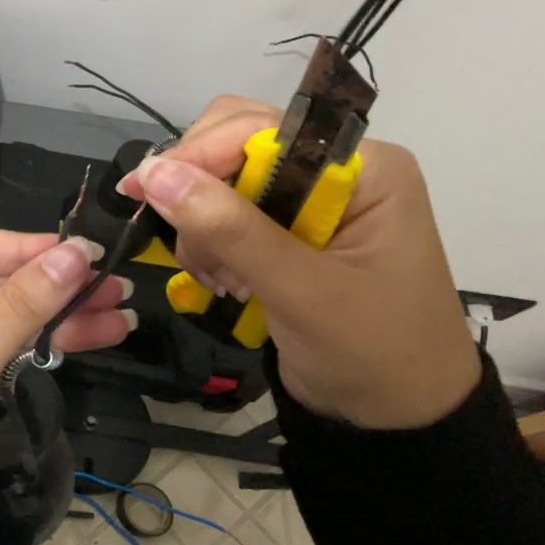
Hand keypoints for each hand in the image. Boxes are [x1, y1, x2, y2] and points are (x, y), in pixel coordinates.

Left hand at [0, 230, 135, 531]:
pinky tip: (92, 334)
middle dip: (52, 285)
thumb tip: (73, 256)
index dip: (29, 248)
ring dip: (57, 314)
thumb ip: (18, 310)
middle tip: (117, 285)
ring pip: (3, 311)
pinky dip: (42, 340)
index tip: (87, 251)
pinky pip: (2, 341)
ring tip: (120, 312)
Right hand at [119, 96, 480, 429]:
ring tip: (218, 277)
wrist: (400, 415)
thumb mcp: (300, 290)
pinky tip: (224, 281)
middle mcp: (333, 171)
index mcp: (363, 168)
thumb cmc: (372, 349)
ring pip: (219, 180)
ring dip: (201, 226)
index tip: (143, 190)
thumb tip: (155, 174)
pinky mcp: (285, 232)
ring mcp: (308, 202)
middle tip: (185, 240)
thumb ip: (230, 229)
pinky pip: (223, 215)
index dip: (198, 153)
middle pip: (234, 145)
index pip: (261, 129)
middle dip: (199, 191)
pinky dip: (208, 244)